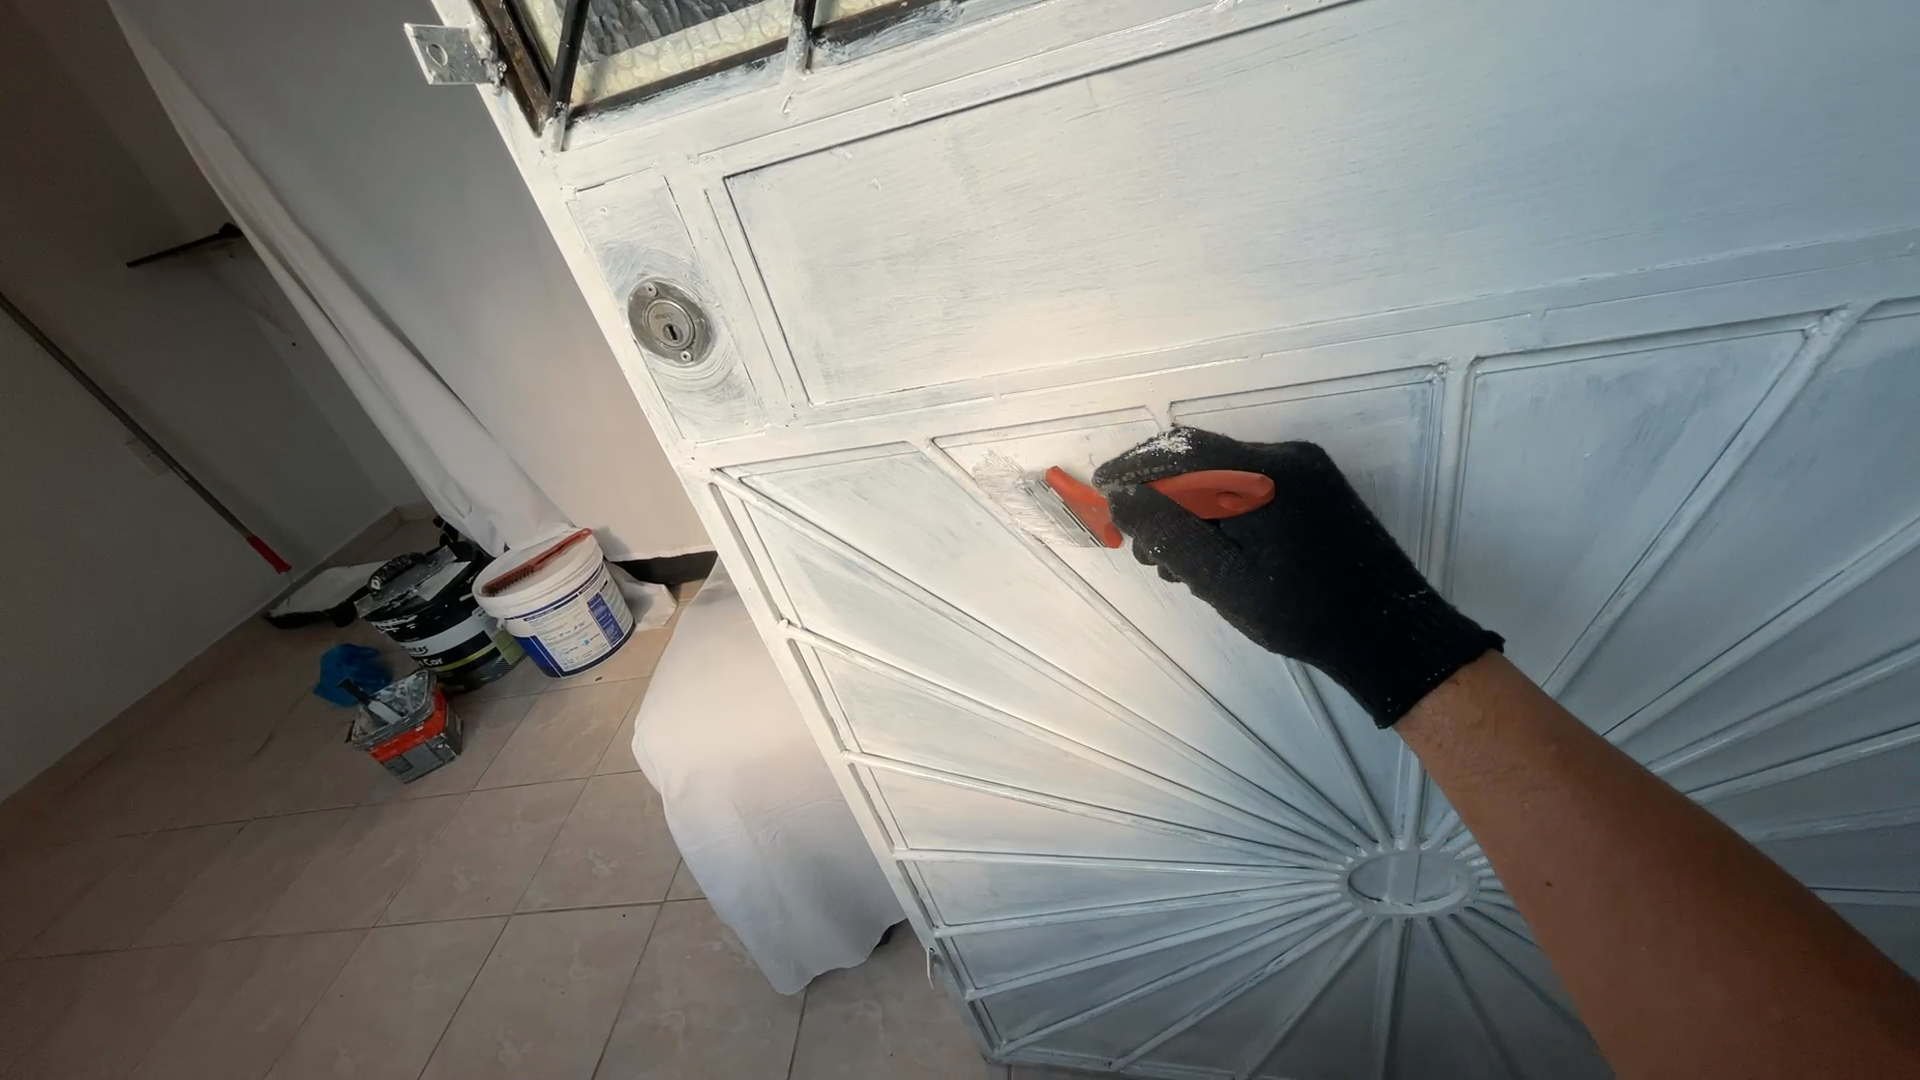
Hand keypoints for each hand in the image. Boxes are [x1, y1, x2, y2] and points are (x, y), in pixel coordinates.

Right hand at [1092, 427, 1500, 725]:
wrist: (1388, 633)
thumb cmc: (1298, 612)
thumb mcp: (1219, 579)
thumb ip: (1166, 532)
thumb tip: (1120, 497)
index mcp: (1261, 474)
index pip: (1180, 450)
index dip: (1134, 466)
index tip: (1103, 489)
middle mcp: (1285, 458)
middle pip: (1201, 461)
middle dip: (1161, 497)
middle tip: (1143, 547)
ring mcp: (1306, 472)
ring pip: (1225, 477)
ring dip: (1190, 509)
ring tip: (1176, 563)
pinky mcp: (1317, 490)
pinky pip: (1251, 487)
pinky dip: (1220, 512)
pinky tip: (1214, 554)